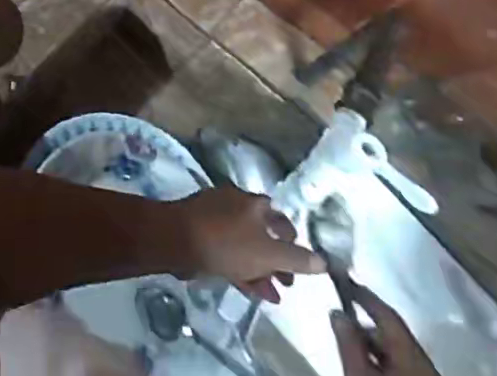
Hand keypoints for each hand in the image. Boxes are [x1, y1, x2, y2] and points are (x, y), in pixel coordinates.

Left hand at [183, 189, 323, 302]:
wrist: (175, 239)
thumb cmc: (226, 242)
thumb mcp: (269, 254)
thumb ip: (297, 259)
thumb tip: (322, 261)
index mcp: (252, 202)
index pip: (281, 218)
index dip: (293, 241)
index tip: (301, 263)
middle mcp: (233, 203)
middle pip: (262, 232)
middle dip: (277, 260)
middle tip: (287, 283)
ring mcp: (214, 216)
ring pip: (245, 244)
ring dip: (260, 268)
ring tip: (273, 294)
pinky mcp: (200, 231)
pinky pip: (227, 250)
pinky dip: (241, 268)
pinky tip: (252, 290)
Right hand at [332, 285, 441, 375]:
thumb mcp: (359, 374)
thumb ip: (348, 342)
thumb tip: (337, 311)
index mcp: (409, 353)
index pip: (386, 314)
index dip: (364, 294)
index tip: (342, 279)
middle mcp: (422, 362)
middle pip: (393, 333)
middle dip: (366, 323)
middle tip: (338, 315)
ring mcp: (425, 375)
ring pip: (397, 351)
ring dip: (373, 343)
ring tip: (348, 343)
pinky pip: (401, 365)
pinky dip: (382, 359)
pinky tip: (366, 364)